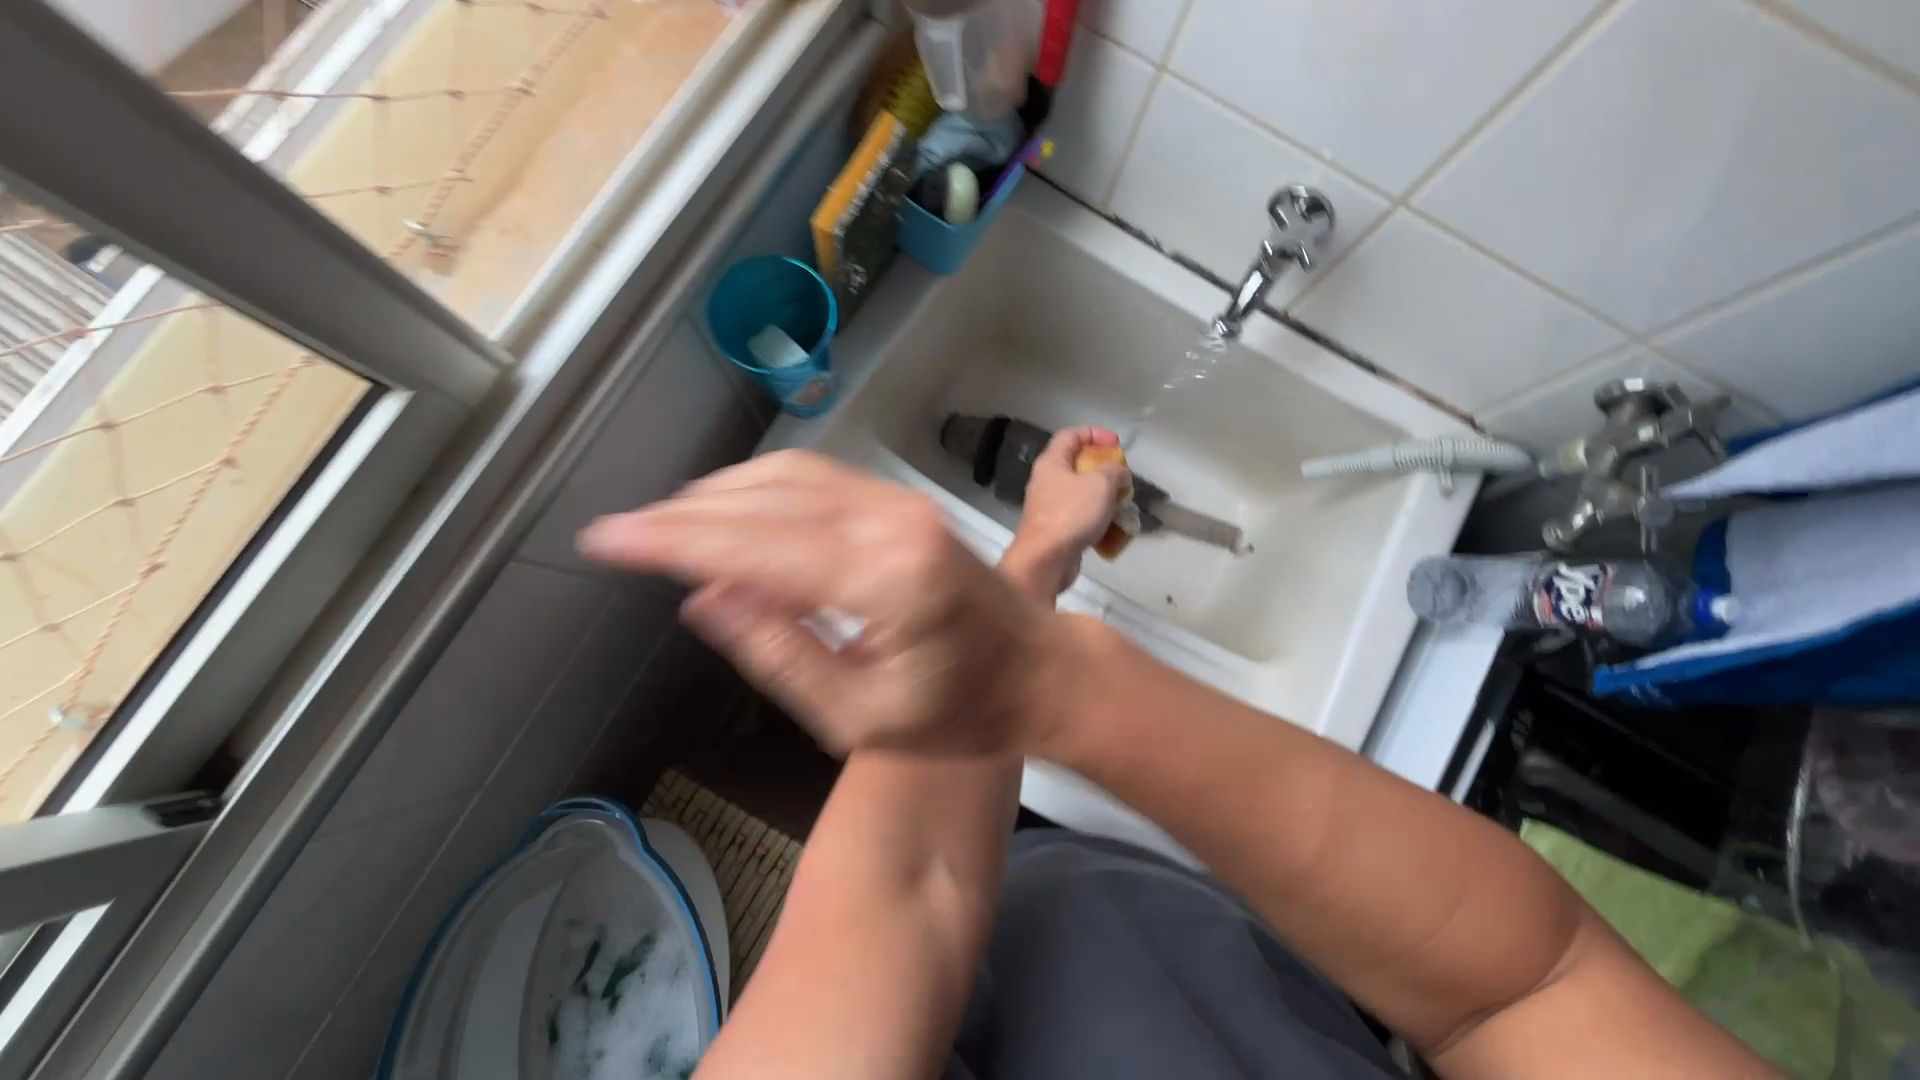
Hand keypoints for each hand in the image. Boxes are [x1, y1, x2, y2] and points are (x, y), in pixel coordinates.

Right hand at [577, 451, 1076, 755]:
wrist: (1041, 671)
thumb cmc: (963, 713)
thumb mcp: (862, 717)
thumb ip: (781, 655)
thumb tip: (706, 601)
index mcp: (883, 579)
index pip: (753, 546)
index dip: (673, 541)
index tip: (609, 539)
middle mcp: (890, 523)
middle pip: (764, 498)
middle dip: (684, 514)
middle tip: (624, 534)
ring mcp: (899, 505)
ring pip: (787, 476)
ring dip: (719, 495)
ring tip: (666, 526)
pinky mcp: (902, 504)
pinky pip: (817, 479)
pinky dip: (761, 489)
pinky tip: (732, 511)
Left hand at [1004, 426, 1128, 596]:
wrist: (1046, 560)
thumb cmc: (1071, 514)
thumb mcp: (1100, 484)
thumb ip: (1114, 471)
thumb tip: (1119, 473)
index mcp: (1051, 463)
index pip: (1071, 435)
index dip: (1095, 433)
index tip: (1117, 444)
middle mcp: (1046, 481)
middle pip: (1077, 465)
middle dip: (1104, 470)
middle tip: (1123, 478)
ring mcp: (1050, 507)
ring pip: (1082, 493)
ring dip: (1104, 497)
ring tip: (1123, 505)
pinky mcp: (1056, 530)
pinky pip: (1080, 517)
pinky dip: (1097, 519)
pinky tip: (1113, 528)